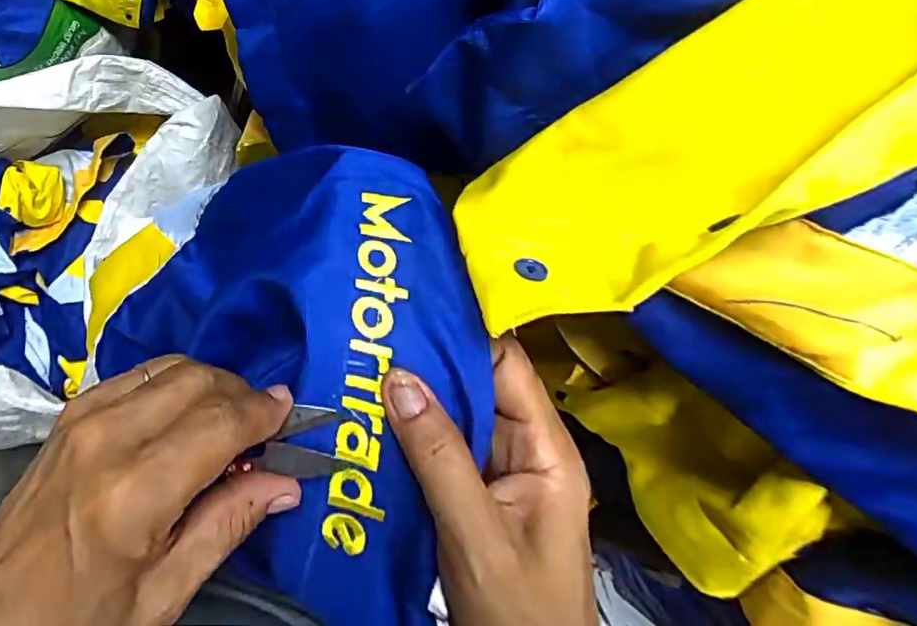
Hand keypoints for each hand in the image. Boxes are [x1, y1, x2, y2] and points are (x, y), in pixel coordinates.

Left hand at [0, 356, 301, 625]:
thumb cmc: (73, 623)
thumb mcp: (158, 600)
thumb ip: (226, 526)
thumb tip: (285, 483)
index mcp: (131, 494)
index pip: (221, 424)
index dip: (264, 413)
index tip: (290, 415)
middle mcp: (108, 438)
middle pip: (201, 381)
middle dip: (243, 394)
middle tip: (264, 425)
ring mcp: (85, 416)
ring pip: (175, 366)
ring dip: (214, 383)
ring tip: (229, 419)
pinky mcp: (74, 410)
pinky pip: (143, 372)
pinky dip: (177, 381)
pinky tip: (185, 412)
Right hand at [385, 336, 597, 625]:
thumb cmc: (522, 617)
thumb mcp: (477, 536)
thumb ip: (439, 457)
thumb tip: (400, 381)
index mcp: (547, 448)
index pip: (508, 366)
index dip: (465, 339)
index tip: (418, 321)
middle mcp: (526, 448)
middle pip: (479, 385)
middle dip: (431, 366)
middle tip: (380, 343)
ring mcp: (501, 471)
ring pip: (457, 415)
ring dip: (417, 400)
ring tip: (370, 374)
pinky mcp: (477, 493)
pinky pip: (444, 448)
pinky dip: (413, 436)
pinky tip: (378, 425)